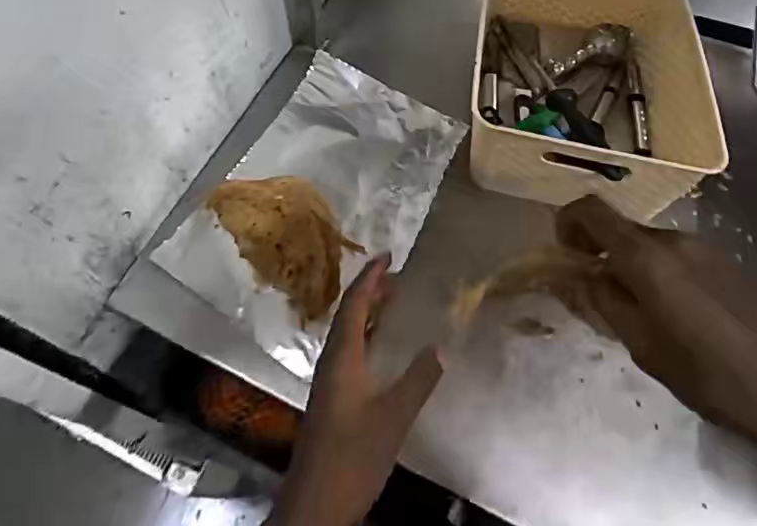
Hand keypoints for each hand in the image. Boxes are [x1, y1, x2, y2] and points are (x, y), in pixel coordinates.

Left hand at [267, 255, 443, 525]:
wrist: (314, 502)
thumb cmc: (352, 456)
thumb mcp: (393, 418)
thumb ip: (418, 381)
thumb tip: (442, 345)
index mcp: (342, 356)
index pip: (354, 303)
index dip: (370, 277)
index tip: (387, 255)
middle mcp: (331, 360)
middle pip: (348, 313)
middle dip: (370, 291)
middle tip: (396, 277)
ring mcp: (328, 380)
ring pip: (347, 333)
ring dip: (367, 313)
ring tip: (391, 305)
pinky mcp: (330, 398)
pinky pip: (347, 350)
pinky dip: (364, 335)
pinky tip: (379, 350)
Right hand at [555, 194, 756, 429]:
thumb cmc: (704, 372)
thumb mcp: (639, 343)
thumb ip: (602, 300)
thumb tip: (578, 276)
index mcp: (645, 255)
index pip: (592, 210)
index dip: (569, 222)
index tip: (566, 252)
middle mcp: (672, 239)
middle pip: (621, 229)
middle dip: (602, 252)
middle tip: (598, 291)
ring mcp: (702, 248)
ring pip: (649, 245)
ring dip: (632, 265)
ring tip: (640, 310)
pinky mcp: (724, 263)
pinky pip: (676, 255)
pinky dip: (660, 272)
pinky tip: (675, 313)